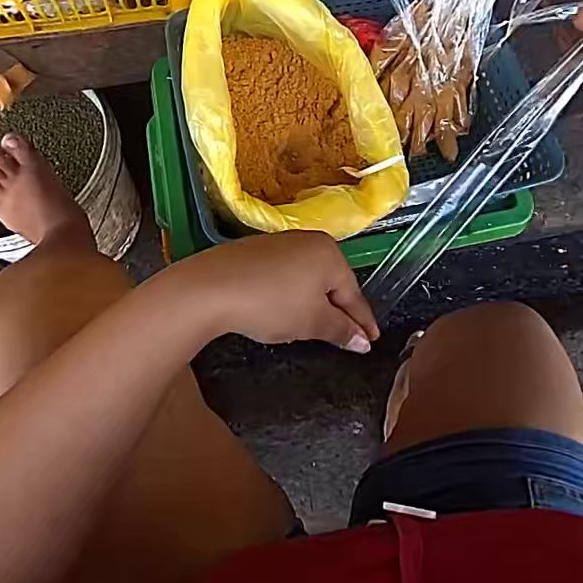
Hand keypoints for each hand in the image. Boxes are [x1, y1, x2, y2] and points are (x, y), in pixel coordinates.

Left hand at [159, 230, 379, 351]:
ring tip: (315, 325)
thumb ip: (341, 330)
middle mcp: (309, 241)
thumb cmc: (270, 304)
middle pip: (332, 282)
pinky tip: (283, 308)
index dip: (363, 321)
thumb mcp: (311, 322)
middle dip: (339, 310)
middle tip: (346, 336)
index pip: (354, 294)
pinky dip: (290, 293)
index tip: (372, 340)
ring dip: (313, 302)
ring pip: (308, 278)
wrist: (209, 288)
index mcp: (329, 254)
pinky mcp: (256, 250)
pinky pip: (286, 274)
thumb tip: (363, 341)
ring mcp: (281, 243)